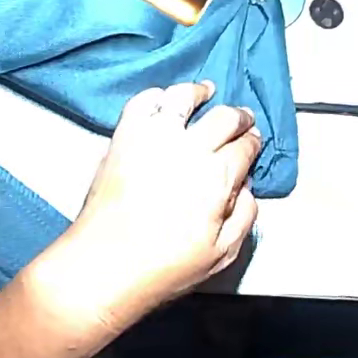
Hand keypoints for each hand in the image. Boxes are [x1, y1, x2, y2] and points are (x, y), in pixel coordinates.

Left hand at [18, 81, 261, 339]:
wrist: (104, 263)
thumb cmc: (163, 266)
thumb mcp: (222, 254)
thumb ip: (244, 217)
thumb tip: (245, 187)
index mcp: (217, 176)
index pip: (245, 146)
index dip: (253, 142)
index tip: (253, 141)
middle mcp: (188, 147)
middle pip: (223, 117)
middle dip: (238, 116)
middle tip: (241, 119)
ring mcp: (153, 137)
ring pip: (183, 97)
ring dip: (199, 92)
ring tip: (205, 91)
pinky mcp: (123, 136)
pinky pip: (141, 102)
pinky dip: (155, 95)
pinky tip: (162, 100)